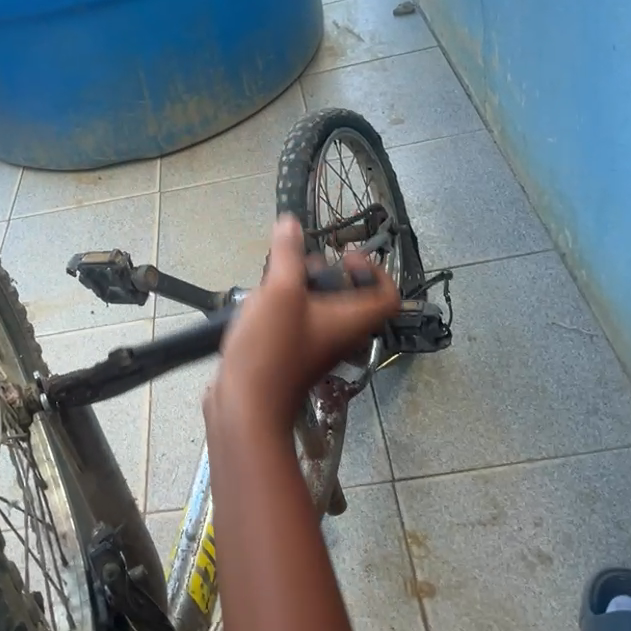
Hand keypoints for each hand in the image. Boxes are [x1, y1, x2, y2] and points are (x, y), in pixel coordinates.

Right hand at [209, 215, 399, 432]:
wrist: (244, 406)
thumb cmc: (272, 348)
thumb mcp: (280, 290)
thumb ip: (288, 254)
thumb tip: (291, 223)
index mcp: (350, 320)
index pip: (387, 295)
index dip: (376, 270)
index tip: (346, 255)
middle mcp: (338, 336)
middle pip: (347, 298)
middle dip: (326, 273)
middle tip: (302, 264)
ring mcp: (312, 349)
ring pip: (317, 310)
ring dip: (298, 289)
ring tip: (272, 280)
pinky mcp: (287, 358)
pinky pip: (293, 325)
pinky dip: (281, 309)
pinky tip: (255, 304)